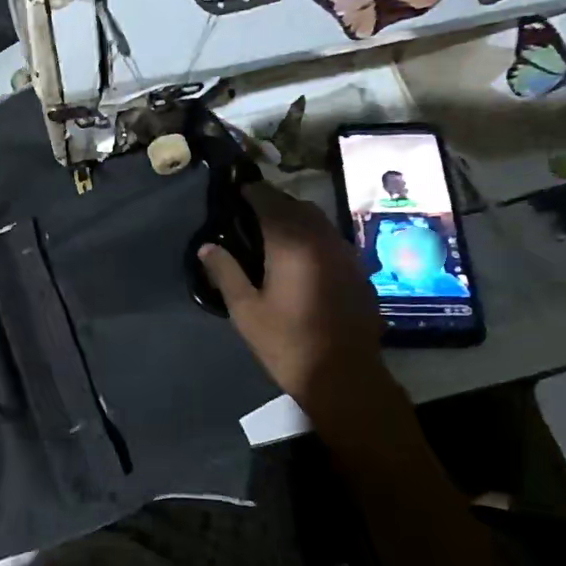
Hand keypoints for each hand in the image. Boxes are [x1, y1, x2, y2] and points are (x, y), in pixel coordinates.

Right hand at [199, 182, 386, 407]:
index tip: (237, 191)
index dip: (252, 192)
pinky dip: (314, 237)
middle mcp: (321, 238)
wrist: (344, 375)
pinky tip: (302, 258)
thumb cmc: (287, 343)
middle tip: (252, 213)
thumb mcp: (246, 310)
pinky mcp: (357, 269)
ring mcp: (344, 253)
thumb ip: (225, 272)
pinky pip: (331, 239)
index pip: (269, 200)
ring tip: (275, 232)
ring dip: (296, 217)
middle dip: (274, 202)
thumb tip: (207, 247)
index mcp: (291, 243)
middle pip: (297, 204)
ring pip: (318, 220)